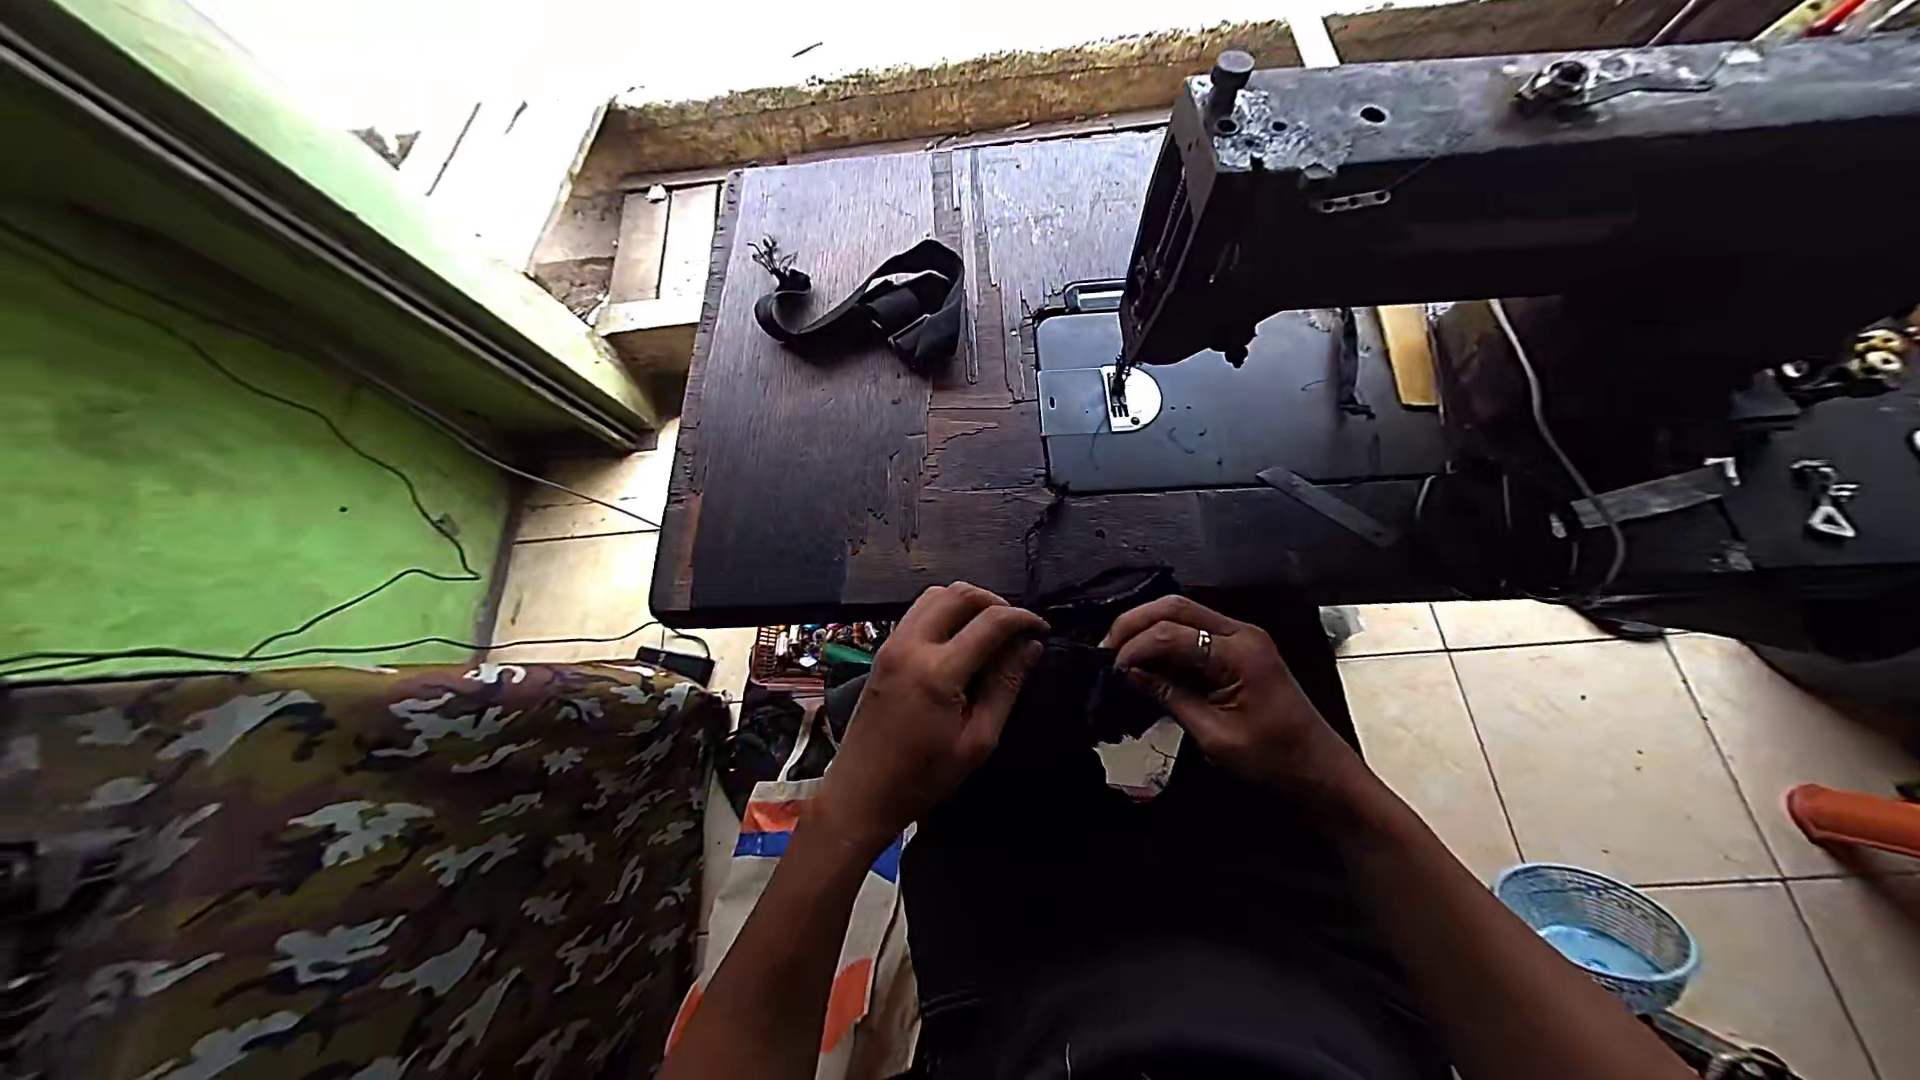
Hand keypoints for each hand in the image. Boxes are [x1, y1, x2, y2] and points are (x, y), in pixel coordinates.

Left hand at [813, 583, 1047, 852]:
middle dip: (995, 601)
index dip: (1023, 618)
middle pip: (959, 593)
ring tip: (990, 629)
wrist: (861, 792)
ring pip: (934, 594)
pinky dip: (944, 611)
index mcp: (937, 672)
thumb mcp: (978, 741)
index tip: (1042, 629)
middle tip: (1016, 626)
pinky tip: (960, 638)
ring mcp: (891, 645)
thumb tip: (1031, 647)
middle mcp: (910, 646)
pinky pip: (917, 612)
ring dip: (967, 602)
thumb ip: (1006, 687)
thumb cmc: (923, 777)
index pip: (990, 622)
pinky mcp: (882, 651)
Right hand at [1101, 595, 1358, 798]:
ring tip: (1118, 653)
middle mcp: (1240, 633)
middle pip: (1175, 607)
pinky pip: (1192, 632)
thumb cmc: (1274, 760)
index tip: (1111, 670)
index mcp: (1240, 652)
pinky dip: (1163, 641)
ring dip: (1146, 628)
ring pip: (1181, 614)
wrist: (1321, 773)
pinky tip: (1145, 660)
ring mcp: (1240, 638)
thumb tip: (1128, 673)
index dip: (1135, 648)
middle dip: (1134, 623)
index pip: (1171, 633)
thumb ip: (1169, 697)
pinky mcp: (1237, 649)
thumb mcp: (1215, 736)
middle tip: (1106, 648)